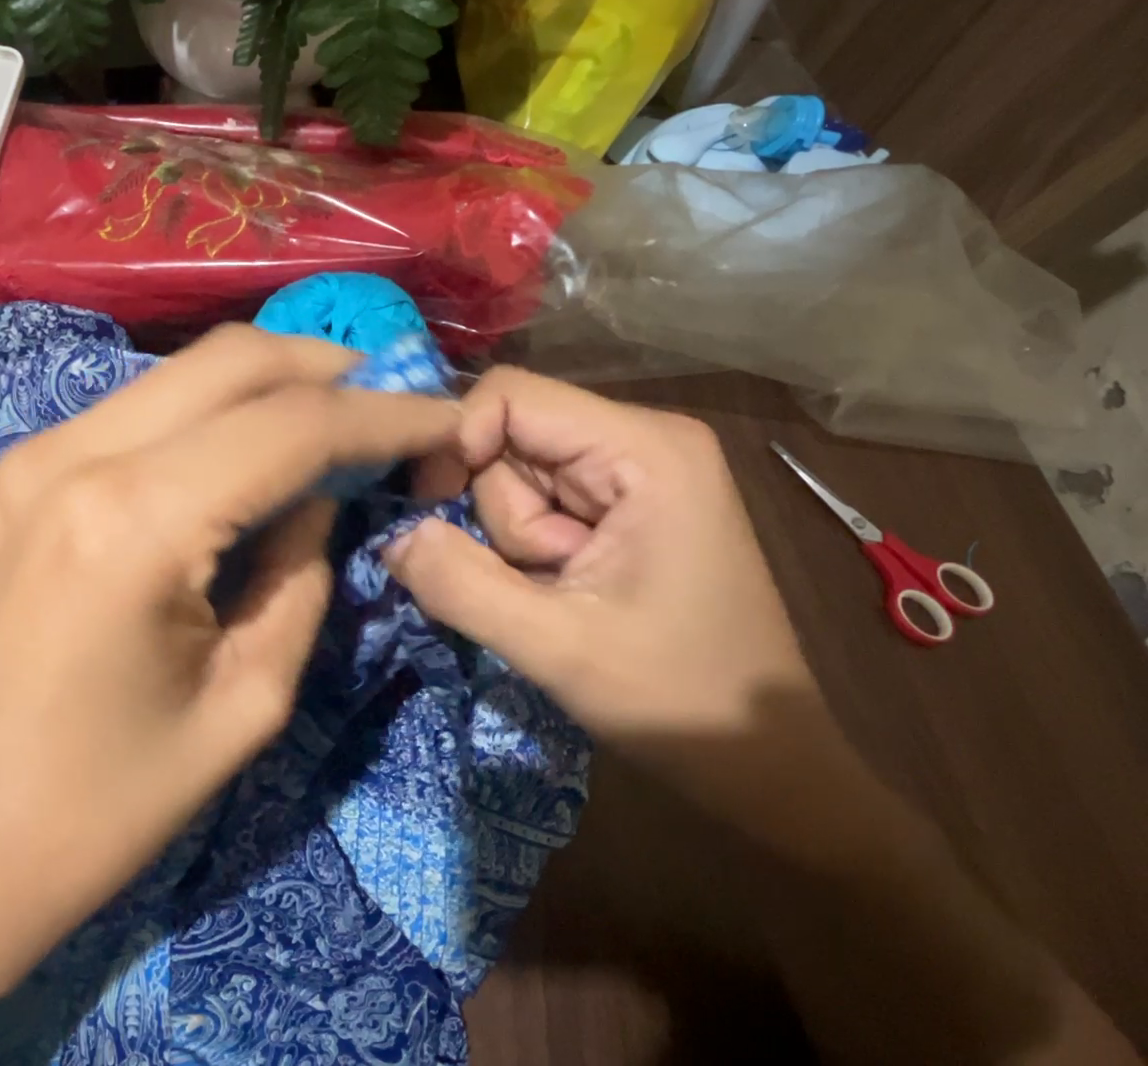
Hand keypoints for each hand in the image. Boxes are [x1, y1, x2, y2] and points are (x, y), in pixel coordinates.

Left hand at [0, 327, 457, 1002]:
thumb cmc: (119, 798)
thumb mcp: (250, 697)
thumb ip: (300, 573)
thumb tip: (324, 493)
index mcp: (133, 524)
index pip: (288, 427)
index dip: (382, 414)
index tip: (446, 417)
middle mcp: (71, 460)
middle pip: (228, 362)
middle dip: (327, 369)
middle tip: (392, 404)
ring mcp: (28, 460)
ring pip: (176, 376)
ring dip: (264, 387)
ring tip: (330, 427)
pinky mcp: (11, 477)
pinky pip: (131, 413)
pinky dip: (201, 418)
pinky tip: (240, 457)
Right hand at [390, 365, 811, 746]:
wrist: (759, 753)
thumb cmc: (675, 695)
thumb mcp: (555, 647)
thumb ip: (460, 585)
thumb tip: (389, 536)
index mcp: (642, 448)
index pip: (510, 395)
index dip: (455, 443)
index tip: (430, 514)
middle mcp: (637, 442)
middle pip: (508, 441)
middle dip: (497, 517)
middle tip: (540, 581)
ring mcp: (630, 476)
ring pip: (513, 481)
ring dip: (513, 545)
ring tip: (563, 597)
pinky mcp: (619, 510)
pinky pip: (535, 510)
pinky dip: (526, 555)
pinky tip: (564, 595)